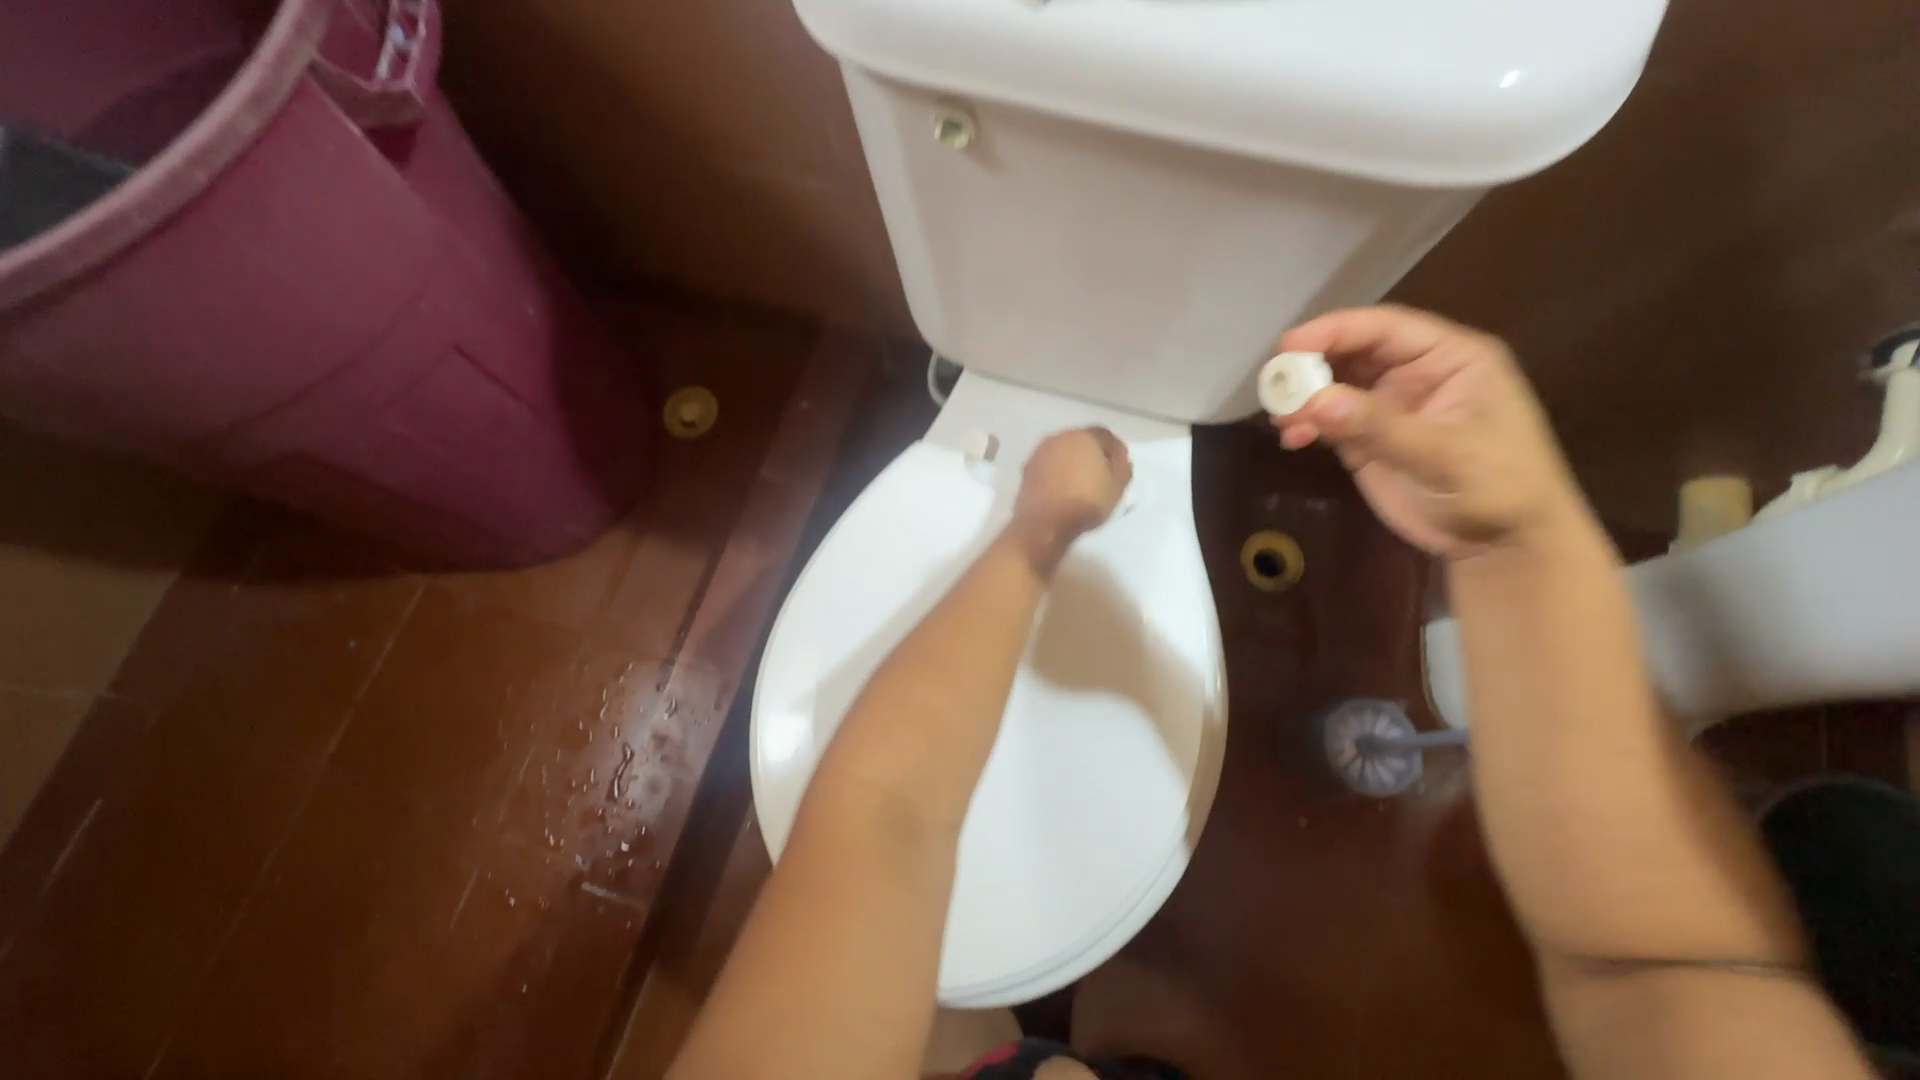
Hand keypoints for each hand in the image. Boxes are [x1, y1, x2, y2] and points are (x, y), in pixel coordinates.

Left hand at [1011, 427, 1131, 565]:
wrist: (1045, 524)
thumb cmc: (1087, 502)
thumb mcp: (1117, 487)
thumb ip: (1123, 468)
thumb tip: (1119, 460)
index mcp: (1083, 436)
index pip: (1105, 436)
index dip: (1115, 450)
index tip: (1120, 467)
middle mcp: (1058, 438)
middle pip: (1081, 441)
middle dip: (1092, 454)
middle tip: (1102, 475)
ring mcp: (1039, 454)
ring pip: (1062, 453)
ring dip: (1072, 464)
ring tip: (1082, 484)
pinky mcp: (1026, 471)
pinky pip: (1048, 468)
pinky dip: (1057, 474)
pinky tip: (1063, 490)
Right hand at [1270, 305, 1589, 560]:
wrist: (1501, 544)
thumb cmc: (1497, 488)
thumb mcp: (1445, 455)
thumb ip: (1381, 426)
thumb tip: (1317, 401)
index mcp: (1449, 358)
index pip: (1386, 329)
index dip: (1336, 330)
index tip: (1289, 346)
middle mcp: (1415, 373)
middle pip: (1353, 352)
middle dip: (1312, 365)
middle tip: (1275, 383)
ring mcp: (1389, 407)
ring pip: (1334, 386)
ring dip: (1304, 397)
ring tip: (1281, 419)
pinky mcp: (1368, 440)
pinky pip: (1328, 421)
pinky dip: (1306, 425)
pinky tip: (1291, 439)